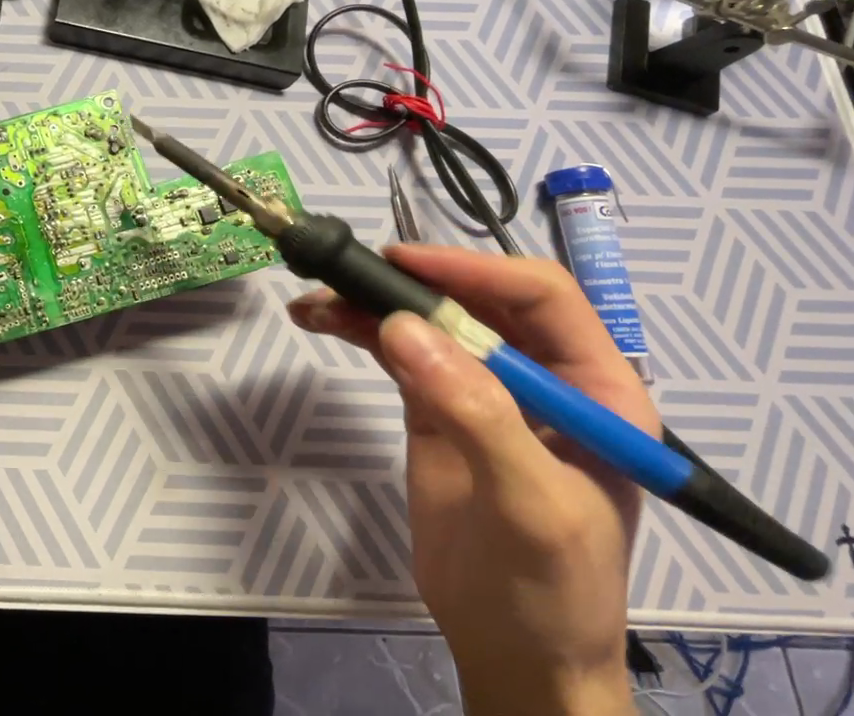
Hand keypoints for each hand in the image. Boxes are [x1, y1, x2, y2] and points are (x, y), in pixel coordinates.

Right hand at [288, 245, 653, 715]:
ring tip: (314, 303)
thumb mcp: (529, 501)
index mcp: (594, 387)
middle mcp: (538, 377)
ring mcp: (480, 392)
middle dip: (408, 283)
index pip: (540, 298)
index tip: (400, 263)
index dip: (473, 269)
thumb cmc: (550, 582)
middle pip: (473, 301)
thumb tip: (400, 328)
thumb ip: (475, 412)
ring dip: (370, 305)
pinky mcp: (433, 411)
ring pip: (425, 323)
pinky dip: (357, 333)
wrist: (513, 647)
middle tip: (342, 278)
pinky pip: (396, 354)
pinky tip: (320, 322)